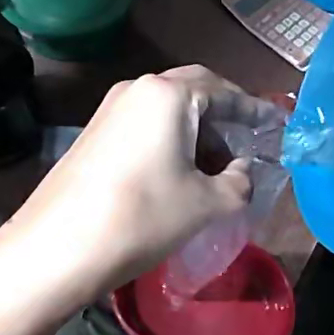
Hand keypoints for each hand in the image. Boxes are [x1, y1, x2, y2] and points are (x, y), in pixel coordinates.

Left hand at [1, 66, 278, 302]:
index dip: (253, 110)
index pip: (224, 91)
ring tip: (214, 169)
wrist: (57, 246)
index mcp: (168, 94)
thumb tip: (242, 171)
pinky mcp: (95, 131)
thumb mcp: (204, 204)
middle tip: (246, 145)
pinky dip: (169, 139)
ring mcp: (111, 108)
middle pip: (193, 91)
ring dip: (195, 130)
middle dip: (223, 116)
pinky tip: (178, 173)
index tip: (276, 125)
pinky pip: (144, 123)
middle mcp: (138, 88)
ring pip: (167, 109)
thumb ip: (237, 182)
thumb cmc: (142, 216)